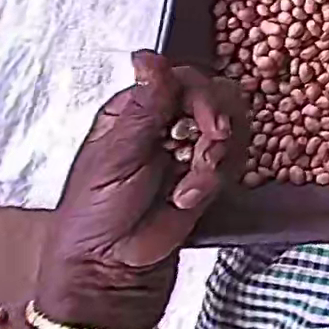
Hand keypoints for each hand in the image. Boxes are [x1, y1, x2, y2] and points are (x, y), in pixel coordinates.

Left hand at [32, 50, 243, 328]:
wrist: (111, 272)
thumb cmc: (95, 215)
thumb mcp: (115, 157)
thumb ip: (143, 106)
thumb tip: (148, 56)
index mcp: (138, 108)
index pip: (185, 79)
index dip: (203, 96)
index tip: (208, 122)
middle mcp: (168, 120)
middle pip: (217, 96)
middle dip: (217, 126)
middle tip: (205, 153)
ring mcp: (191, 145)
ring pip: (231, 125)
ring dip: (215, 158)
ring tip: (188, 187)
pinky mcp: (208, 171)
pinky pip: (234, 158)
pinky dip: (215, 179)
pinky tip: (188, 199)